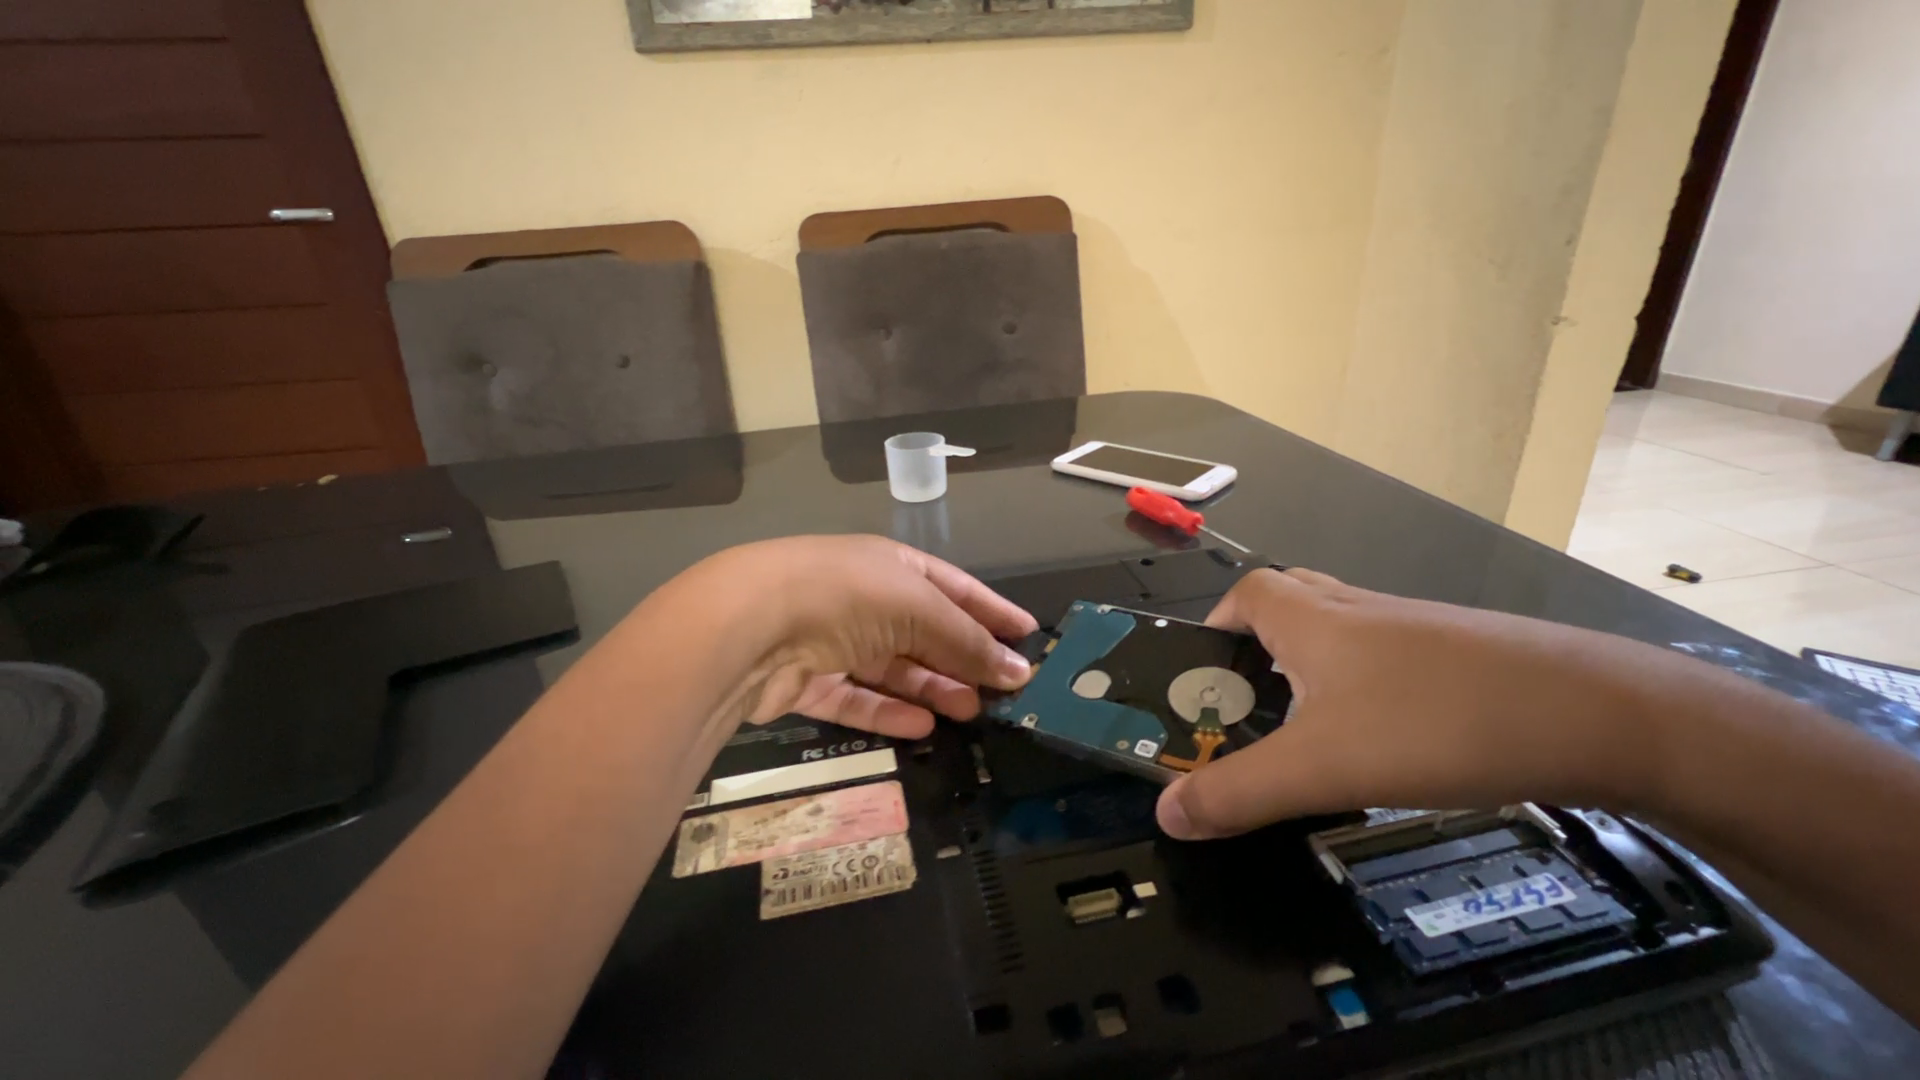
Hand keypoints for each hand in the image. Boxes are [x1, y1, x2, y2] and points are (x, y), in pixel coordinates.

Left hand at [707, 536, 1038, 737]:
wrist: (751, 624)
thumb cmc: (848, 596)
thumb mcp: (921, 609)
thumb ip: (969, 642)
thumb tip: (1018, 672)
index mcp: (891, 566)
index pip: (953, 588)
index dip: (991, 610)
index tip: (1027, 637)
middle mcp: (862, 599)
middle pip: (924, 633)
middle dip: (963, 659)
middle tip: (1003, 692)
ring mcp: (832, 640)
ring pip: (892, 669)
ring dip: (933, 689)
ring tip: (971, 713)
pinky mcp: (807, 681)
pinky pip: (857, 698)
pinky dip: (888, 711)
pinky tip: (922, 726)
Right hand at [1156, 568, 1657, 839]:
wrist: (1602, 716)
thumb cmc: (1436, 724)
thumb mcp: (1322, 768)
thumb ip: (1238, 792)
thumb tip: (1165, 814)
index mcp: (1314, 620)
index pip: (1246, 593)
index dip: (1216, 625)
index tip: (1206, 679)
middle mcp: (1361, 612)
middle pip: (1291, 604)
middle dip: (1259, 649)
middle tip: (1251, 706)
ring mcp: (1417, 631)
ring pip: (1344, 635)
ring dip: (1314, 671)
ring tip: (1310, 732)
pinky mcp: (1463, 658)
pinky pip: (1391, 661)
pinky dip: (1369, 690)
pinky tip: (1388, 744)